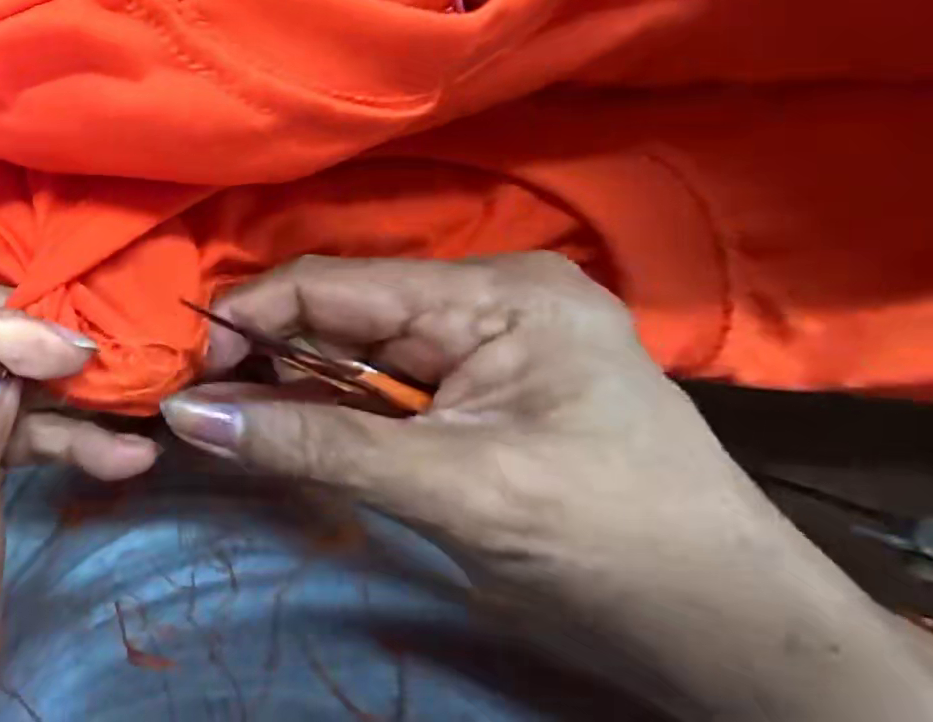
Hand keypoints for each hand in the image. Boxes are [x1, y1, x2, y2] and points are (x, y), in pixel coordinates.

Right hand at [162, 254, 932, 721]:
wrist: (744, 647)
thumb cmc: (617, 556)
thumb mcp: (454, 492)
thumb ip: (313, 445)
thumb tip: (188, 416)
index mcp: (495, 294)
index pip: (338, 284)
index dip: (253, 319)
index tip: (193, 371)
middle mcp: (485, 296)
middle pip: (343, 313)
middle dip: (271, 357)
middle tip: (206, 406)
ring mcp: (485, 337)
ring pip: (354, 349)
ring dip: (296, 385)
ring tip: (238, 422)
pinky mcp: (480, 380)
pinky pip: (381, 381)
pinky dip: (332, 406)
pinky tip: (294, 427)